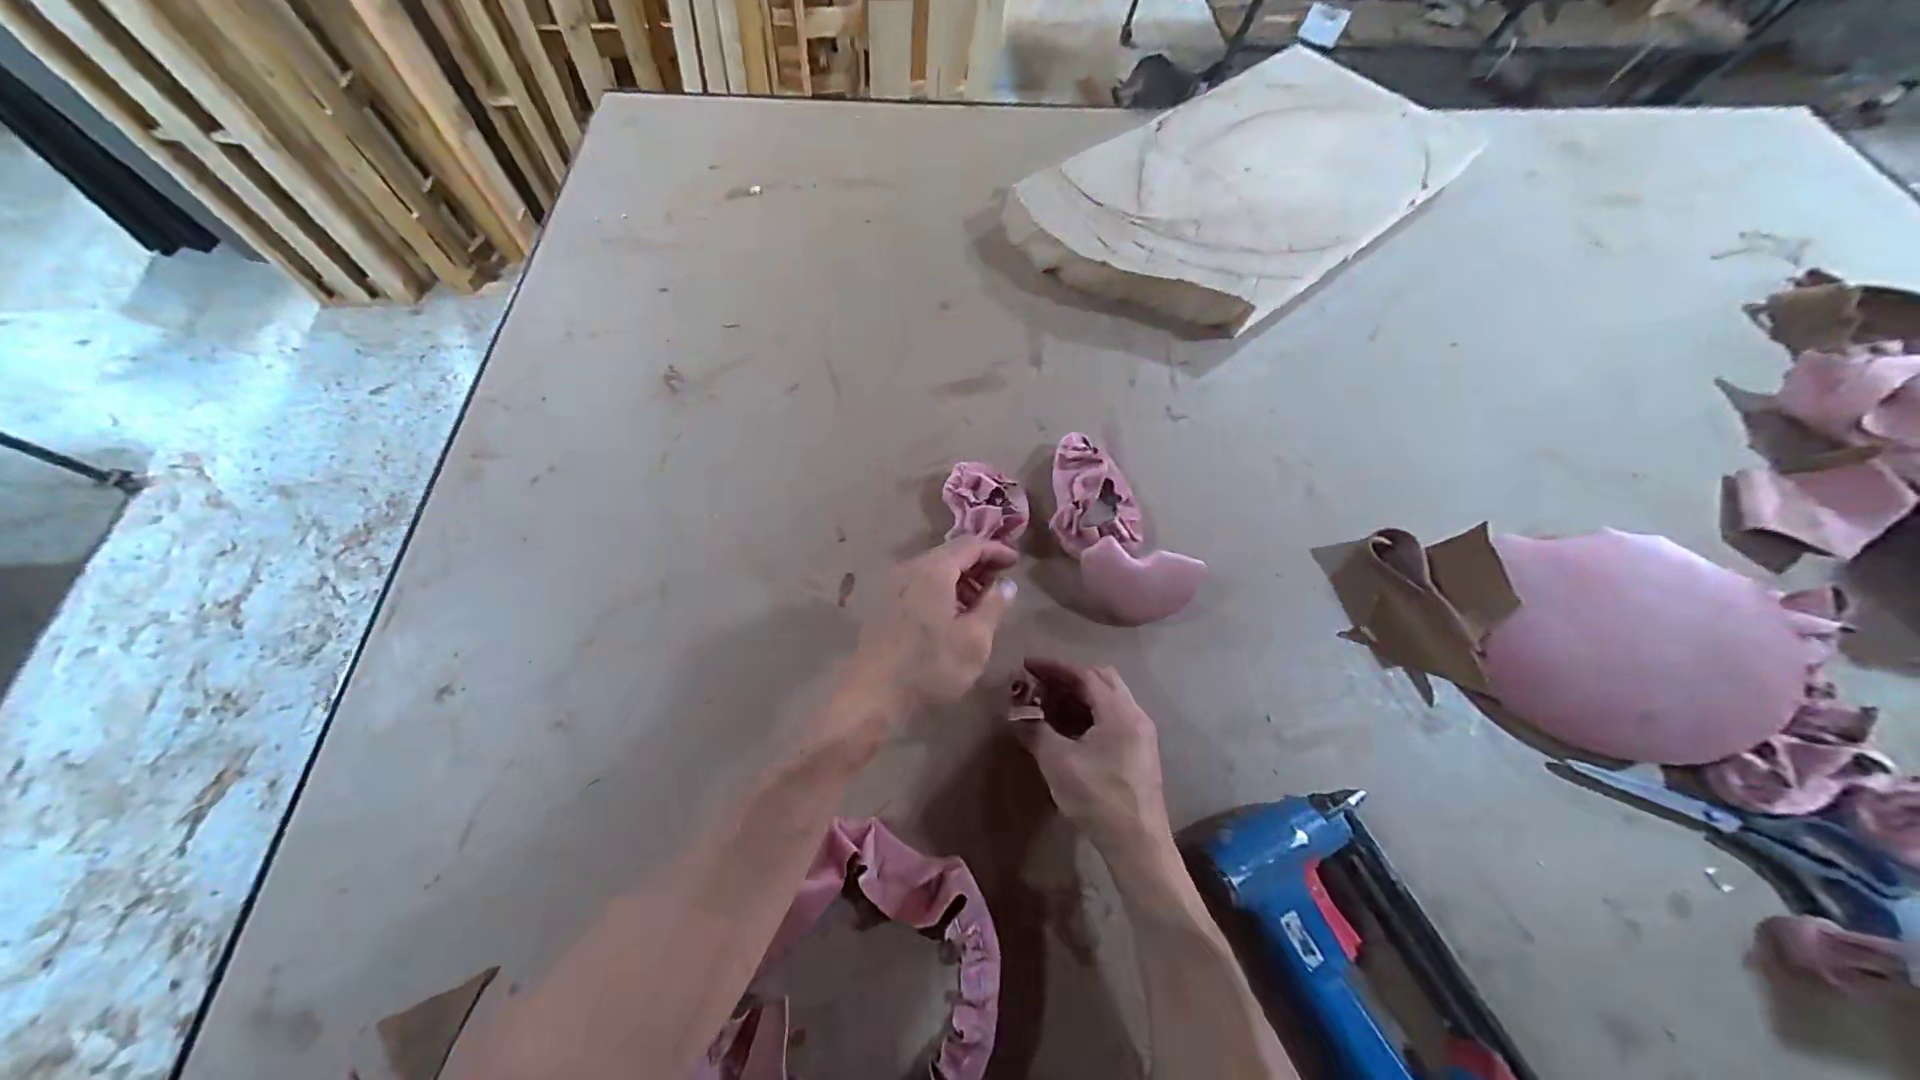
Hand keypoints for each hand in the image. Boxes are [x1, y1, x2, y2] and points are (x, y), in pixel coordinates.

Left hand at [847, 536, 1019, 713]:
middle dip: (978, 563)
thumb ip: (993, 605)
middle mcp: (909, 569)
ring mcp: (892, 585)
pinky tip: (951, 612)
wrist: (874, 694)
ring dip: (959, 578)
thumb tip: (1006, 584)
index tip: (1016, 562)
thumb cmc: (931, 666)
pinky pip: (918, 583)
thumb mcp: (974, 640)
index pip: (970, 544)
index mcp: (933, 571)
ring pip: (932, 568)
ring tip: (980, 600)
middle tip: (1000, 580)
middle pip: (949, 553)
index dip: (996, 550)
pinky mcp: (884, 603)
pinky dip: (940, 588)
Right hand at [1015, 659, 1170, 849]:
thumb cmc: (1098, 798)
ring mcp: (1141, 733)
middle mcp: (1135, 715)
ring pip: (1108, 698)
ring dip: (1078, 696)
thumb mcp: (1058, 763)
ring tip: (1048, 705)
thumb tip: (1016, 714)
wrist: (1138, 844)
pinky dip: (1089, 713)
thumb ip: (1035, 731)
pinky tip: (1068, 728)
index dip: (1054, 667)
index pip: (1084, 674)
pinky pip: (1112, 716)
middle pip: (1101, 680)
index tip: (1027, 665)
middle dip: (1067, 678)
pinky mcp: (1139, 751)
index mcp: (1119, 712)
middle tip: (1039, 684)